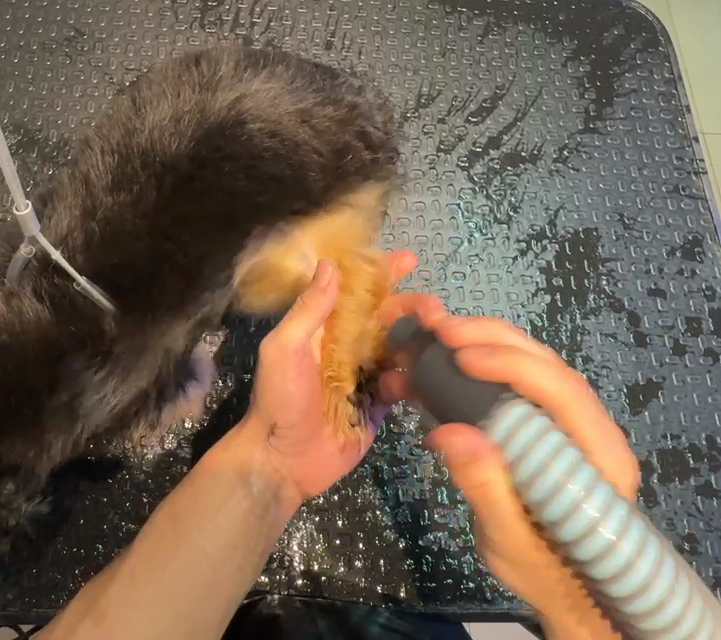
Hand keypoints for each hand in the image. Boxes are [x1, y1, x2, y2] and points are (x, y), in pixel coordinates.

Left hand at [223, 251, 418, 510]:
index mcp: (325, 328)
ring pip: (401, 349)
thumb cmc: (279, 398)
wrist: (283, 460)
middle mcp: (348, 347)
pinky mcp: (379, 406)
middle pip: (387, 319)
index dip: (380, 274)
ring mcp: (366, 376)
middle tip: (434, 307)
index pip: (357, 293)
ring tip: (441, 336)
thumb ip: (309, 309)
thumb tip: (329, 264)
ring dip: (421, 340)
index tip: (407, 260)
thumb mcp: (285, 347)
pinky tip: (433, 372)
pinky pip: (405, 385)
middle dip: (412, 308)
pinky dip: (418, 377)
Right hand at [377, 295, 638, 639]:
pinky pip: (521, 377)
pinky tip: (453, 355)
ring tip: (442, 333)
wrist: (572, 594)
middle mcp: (594, 428)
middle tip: (441, 330)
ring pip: (536, 362)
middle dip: (493, 339)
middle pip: (548, 365)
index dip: (512, 364)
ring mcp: (573, 421)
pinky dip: (486, 357)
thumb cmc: (548, 573)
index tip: (461, 357)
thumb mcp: (513, 545)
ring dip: (488, 340)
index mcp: (601, 456)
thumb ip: (488, 491)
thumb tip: (449, 432)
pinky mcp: (549, 422)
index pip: (562, 390)